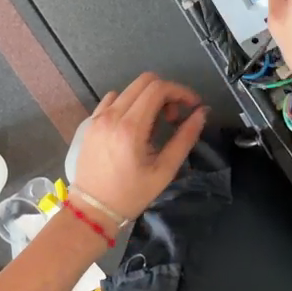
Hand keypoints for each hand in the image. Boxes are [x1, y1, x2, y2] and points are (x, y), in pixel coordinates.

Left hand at [72, 73, 207, 220]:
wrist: (93, 209)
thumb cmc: (131, 194)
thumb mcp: (164, 171)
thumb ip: (185, 139)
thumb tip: (201, 113)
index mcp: (131, 127)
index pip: (158, 89)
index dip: (181, 92)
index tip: (192, 106)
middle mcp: (112, 115)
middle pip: (144, 81)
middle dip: (167, 93)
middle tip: (174, 117)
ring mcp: (97, 117)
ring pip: (129, 89)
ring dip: (148, 98)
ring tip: (155, 124)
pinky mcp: (90, 123)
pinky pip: (112, 99)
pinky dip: (129, 103)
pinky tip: (133, 124)